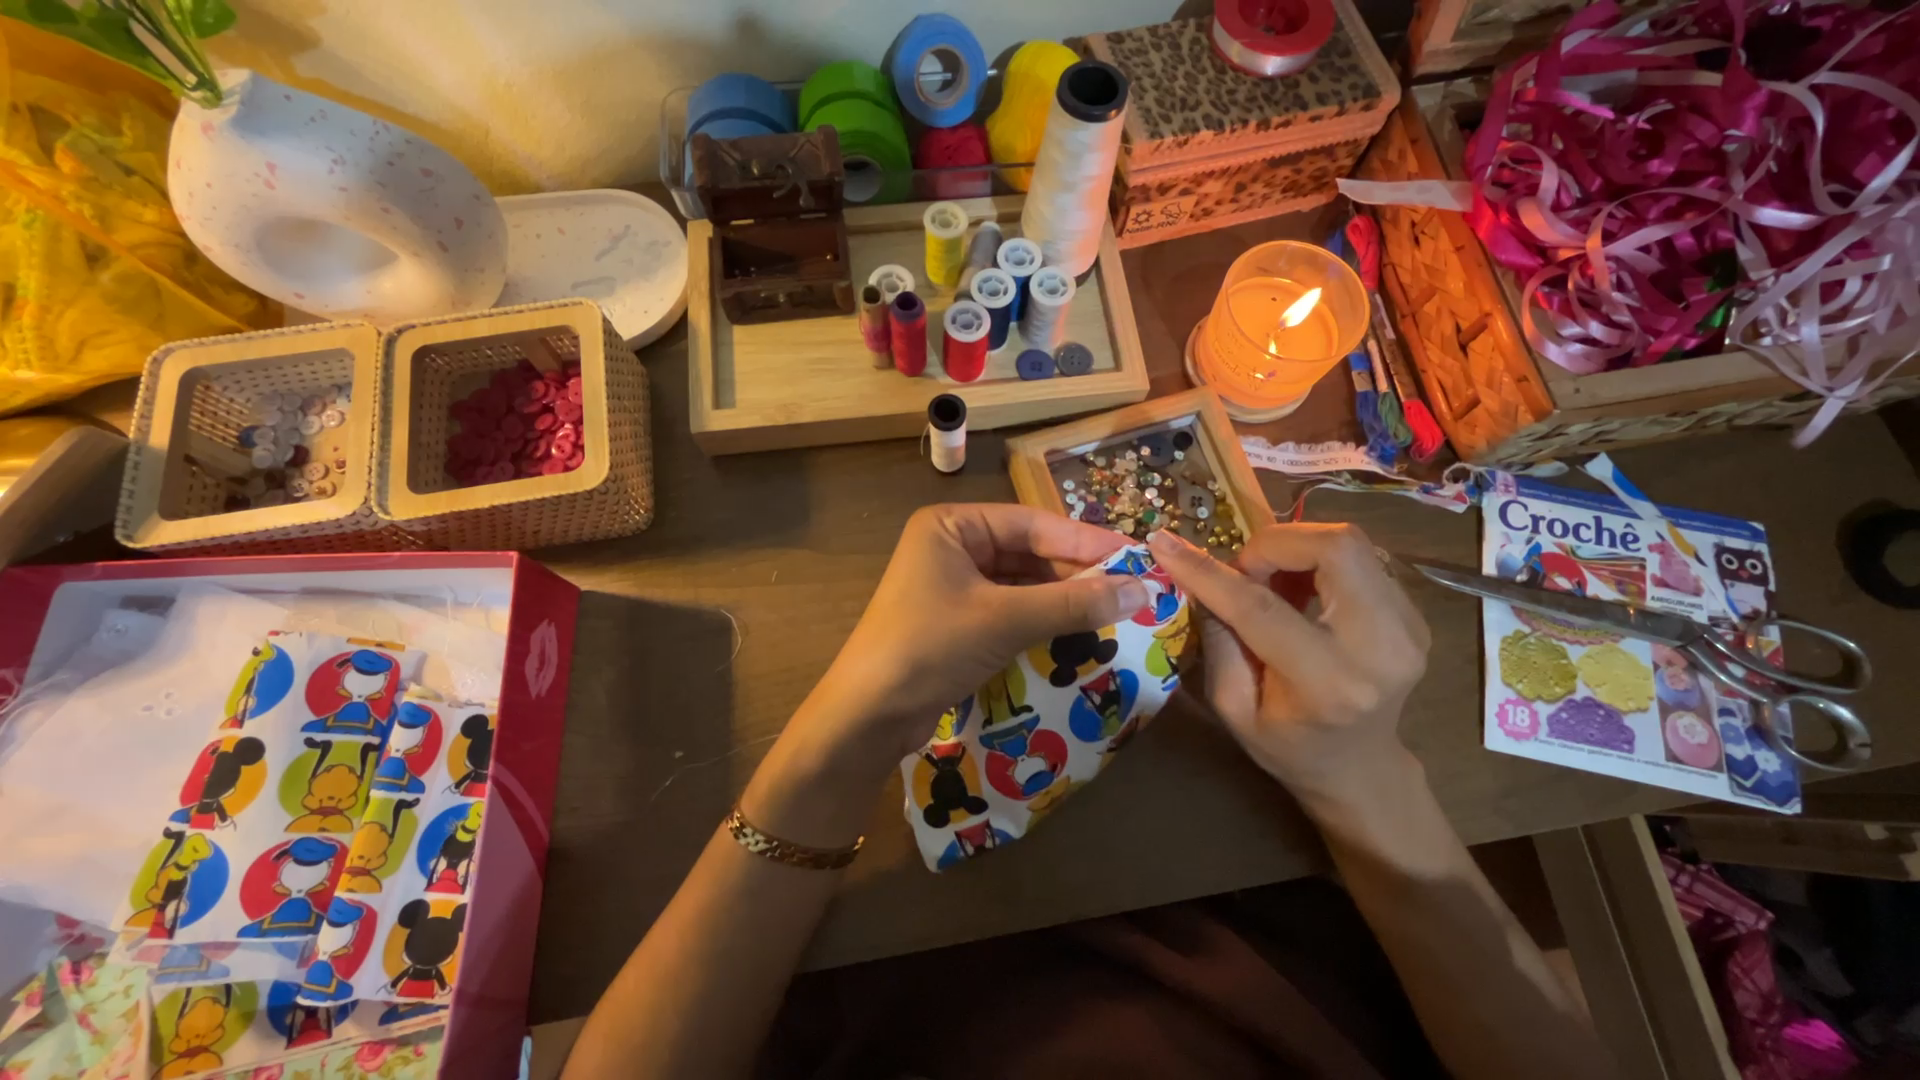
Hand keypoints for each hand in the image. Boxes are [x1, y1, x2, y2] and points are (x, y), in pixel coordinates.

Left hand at [803, 505, 1143, 762]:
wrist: (867, 716)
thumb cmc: (929, 649)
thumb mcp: (1004, 620)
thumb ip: (1073, 603)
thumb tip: (1142, 590)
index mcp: (952, 526)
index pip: (1033, 524)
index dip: (1086, 541)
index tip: (1135, 556)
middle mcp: (951, 547)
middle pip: (1029, 553)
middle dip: (1076, 575)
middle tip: (1133, 590)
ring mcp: (952, 587)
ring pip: (1022, 586)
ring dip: (1063, 601)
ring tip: (1116, 613)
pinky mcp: (957, 623)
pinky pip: (1010, 612)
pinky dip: (1042, 623)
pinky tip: (1079, 635)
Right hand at [1146, 523, 1430, 808]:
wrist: (1361, 767)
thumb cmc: (1287, 745)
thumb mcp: (1234, 706)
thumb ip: (1218, 639)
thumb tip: (1198, 574)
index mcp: (1327, 683)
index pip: (1262, 607)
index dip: (1209, 571)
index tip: (1165, 544)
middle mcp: (1380, 646)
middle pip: (1333, 547)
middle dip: (1273, 544)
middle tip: (1244, 572)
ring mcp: (1407, 625)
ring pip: (1348, 543)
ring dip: (1295, 550)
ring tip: (1270, 583)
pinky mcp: (1413, 613)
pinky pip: (1359, 560)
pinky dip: (1317, 562)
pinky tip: (1300, 592)